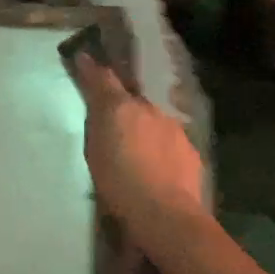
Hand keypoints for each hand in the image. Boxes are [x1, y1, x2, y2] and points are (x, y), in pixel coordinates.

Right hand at [75, 53, 209, 242]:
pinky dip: (161, 145)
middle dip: (122, 103)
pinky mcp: (190, 149)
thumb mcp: (94, 152)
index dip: (91, 67)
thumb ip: (95, 121)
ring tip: (138, 148)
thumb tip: (95, 103)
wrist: (166, 216)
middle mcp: (148, 109)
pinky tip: (159, 165)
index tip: (83, 57)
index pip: (102, 77)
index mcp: (119, 107)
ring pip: (153, 118)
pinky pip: (170, 139)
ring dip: (144, 126)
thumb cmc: (118, 185)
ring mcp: (173, 127)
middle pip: (131, 98)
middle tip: (113, 119)